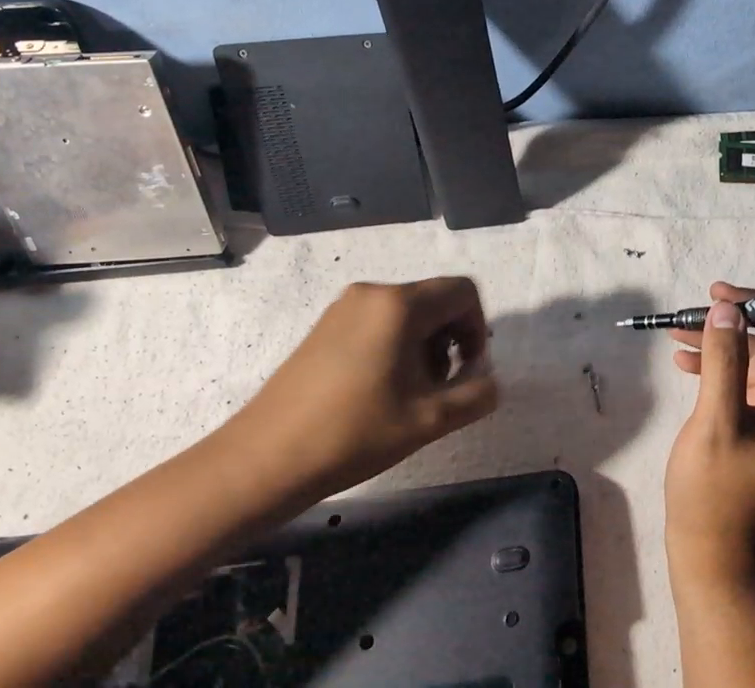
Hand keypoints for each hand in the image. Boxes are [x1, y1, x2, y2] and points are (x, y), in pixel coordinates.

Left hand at [228, 277, 498, 498]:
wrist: (263, 461)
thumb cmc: (353, 434)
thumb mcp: (430, 420)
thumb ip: (476, 395)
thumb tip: (491, 381)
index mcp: (400, 305)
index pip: (464, 292)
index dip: (479, 329)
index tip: (469, 371)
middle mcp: (372, 293)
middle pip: (436, 300)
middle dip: (452, 341)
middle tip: (443, 389)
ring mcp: (343, 309)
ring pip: (408, 314)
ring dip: (426, 347)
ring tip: (412, 396)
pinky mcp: (325, 328)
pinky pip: (380, 323)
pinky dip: (397, 348)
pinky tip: (383, 392)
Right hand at [663, 274, 754, 579]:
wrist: (711, 558)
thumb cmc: (718, 496)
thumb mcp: (716, 423)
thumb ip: (723, 361)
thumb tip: (728, 308)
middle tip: (717, 295)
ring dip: (727, 335)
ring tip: (684, 322)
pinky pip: (743, 377)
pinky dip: (717, 362)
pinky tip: (681, 357)